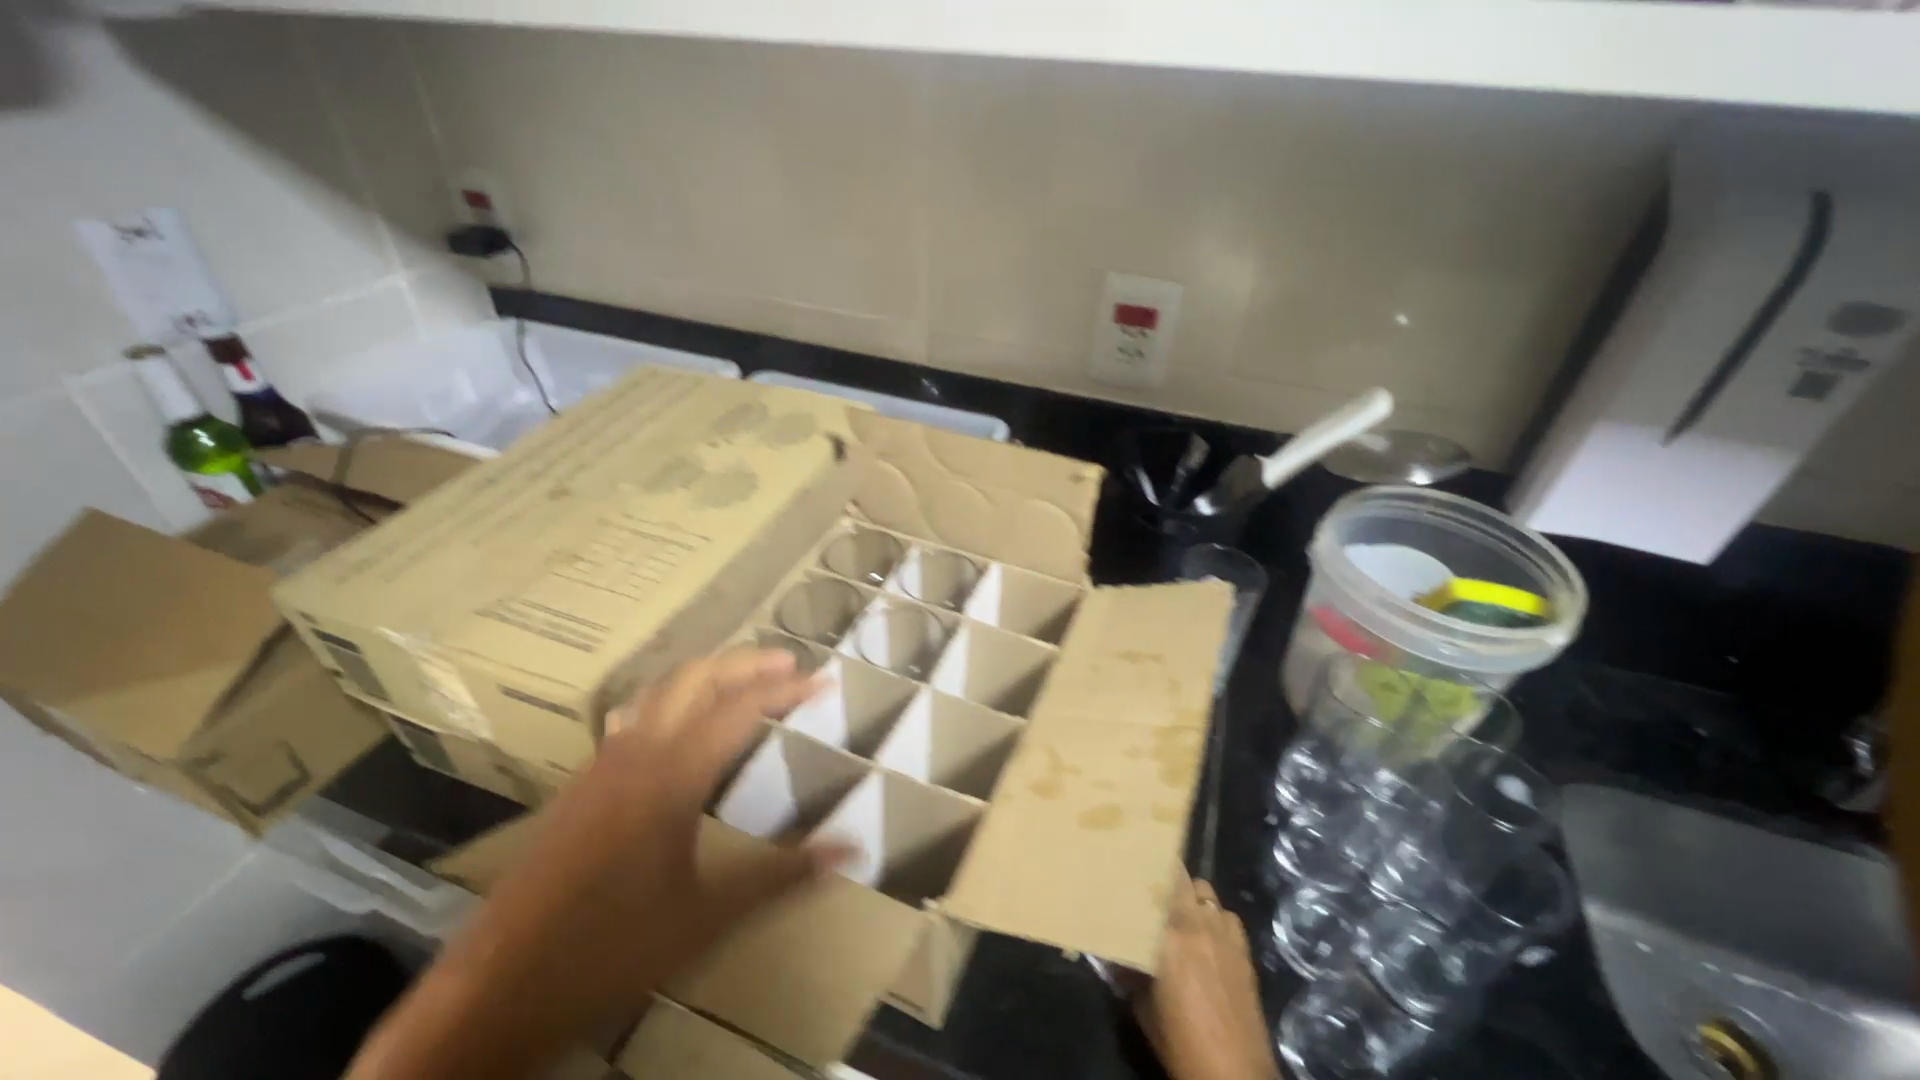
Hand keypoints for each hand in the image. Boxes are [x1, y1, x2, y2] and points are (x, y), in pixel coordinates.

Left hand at [349, 648, 845, 1079]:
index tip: (826, 682)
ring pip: (657, 692)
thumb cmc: (612, 948)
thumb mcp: (708, 917)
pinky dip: (669, 702)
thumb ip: (781, 876)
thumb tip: (850, 849)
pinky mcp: (579, 786)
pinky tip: (675, 731)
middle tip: (789, 665)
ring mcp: (600, 766)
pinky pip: (632, 719)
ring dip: (705, 677)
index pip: (739, 708)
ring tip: (742, 684)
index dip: (786, 689)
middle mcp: (634, 753)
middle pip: (694, 679)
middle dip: (745, 663)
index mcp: (671, 775)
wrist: (501, 984)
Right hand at [1136, 878, 1281, 1079]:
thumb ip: (1128, 970)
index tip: (1127, 863)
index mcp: (1168, 935)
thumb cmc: (1179, 1041)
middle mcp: (1198, 924)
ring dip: (1191, 895)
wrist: (1234, 1072)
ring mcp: (1226, 934)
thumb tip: (1114, 953)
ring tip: (1177, 911)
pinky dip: (1214, 917)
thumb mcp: (1142, 1007)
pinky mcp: (1244, 949)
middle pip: (1184, 877)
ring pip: (1206, 892)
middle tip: (1149, 883)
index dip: (1146, 865)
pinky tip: (1206, 936)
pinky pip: (1226, 916)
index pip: (1158, 881)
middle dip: (1167, 874)